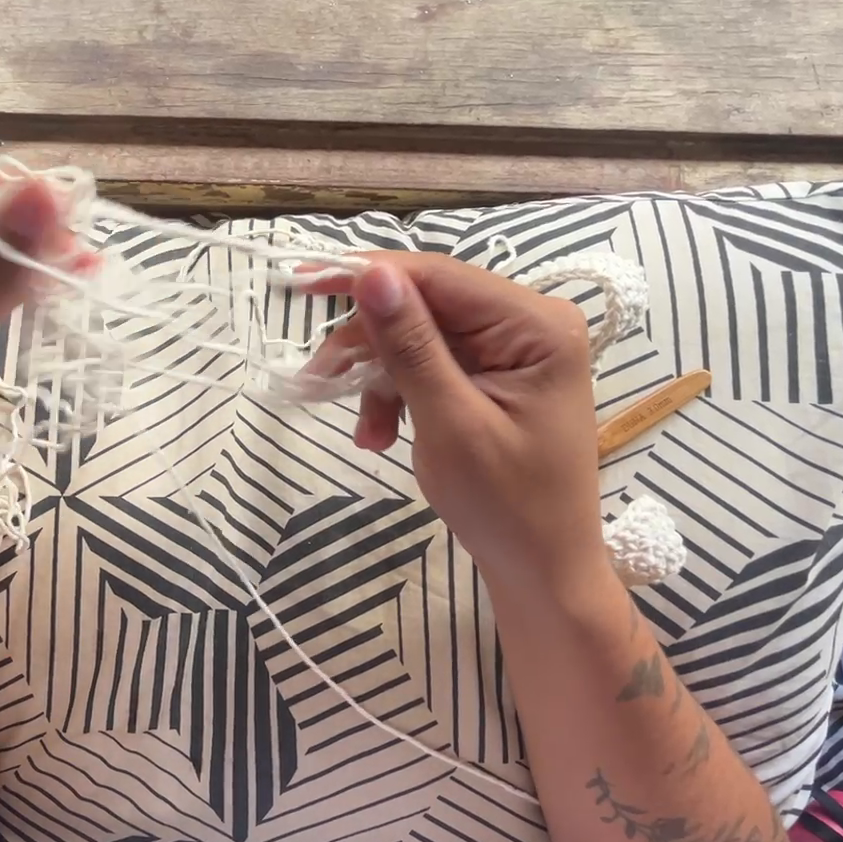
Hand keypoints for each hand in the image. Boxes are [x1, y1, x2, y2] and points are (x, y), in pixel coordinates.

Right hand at [308, 254, 607, 588]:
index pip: (438, 277)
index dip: (368, 275)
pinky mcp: (490, 376)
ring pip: (416, 339)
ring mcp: (508, 351)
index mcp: (534, 324)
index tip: (303, 282)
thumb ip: (410, 345)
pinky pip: (426, 368)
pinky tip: (379, 436)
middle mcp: (525, 324)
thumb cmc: (505, 502)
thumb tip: (372, 274)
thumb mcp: (449, 421)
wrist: (539, 567)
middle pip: (423, 308)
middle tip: (315, 380)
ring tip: (363, 433)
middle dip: (368, 347)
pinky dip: (395, 398)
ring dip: (378, 382)